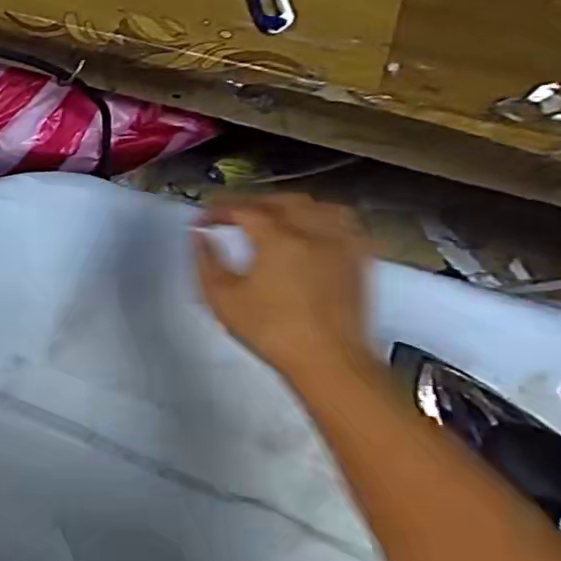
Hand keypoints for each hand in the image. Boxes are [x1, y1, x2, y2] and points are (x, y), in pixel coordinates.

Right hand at [193, 193, 377, 384]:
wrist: (329, 359)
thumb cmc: (268, 327)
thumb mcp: (221, 296)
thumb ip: (207, 259)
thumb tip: (200, 234)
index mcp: (279, 240)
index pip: (244, 210)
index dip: (218, 210)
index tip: (200, 220)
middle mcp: (315, 233)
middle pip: (284, 201)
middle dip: (253, 202)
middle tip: (230, 214)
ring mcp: (343, 245)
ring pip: (320, 206)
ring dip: (290, 205)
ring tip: (270, 216)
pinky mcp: (361, 260)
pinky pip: (346, 223)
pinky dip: (324, 217)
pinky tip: (311, 229)